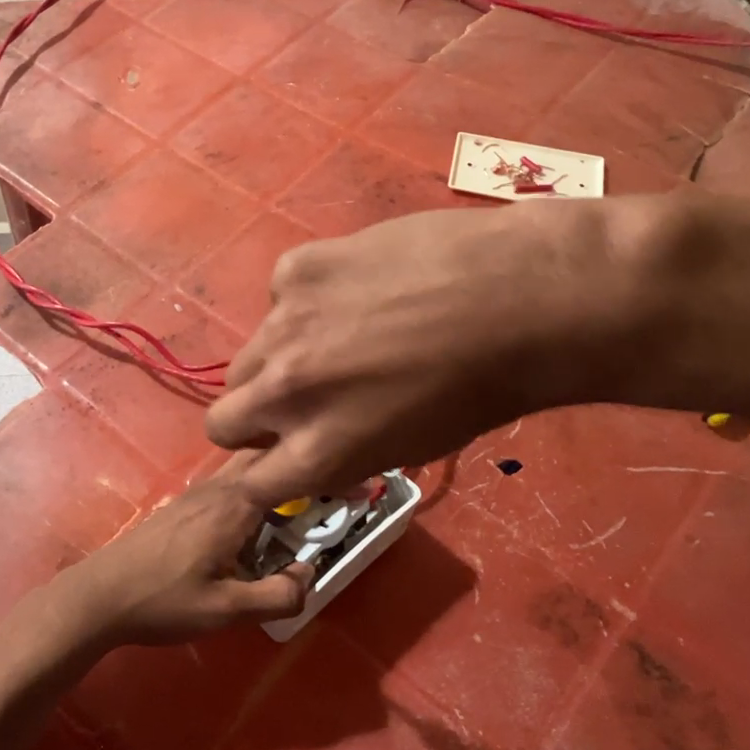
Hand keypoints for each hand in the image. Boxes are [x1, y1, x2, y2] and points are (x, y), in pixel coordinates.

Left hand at [46, 452, 314, 647]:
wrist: (98, 597)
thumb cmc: (163, 602)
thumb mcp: (227, 611)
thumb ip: (277, 596)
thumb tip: (309, 574)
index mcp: (233, 504)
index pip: (287, 471)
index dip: (324, 474)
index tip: (357, 484)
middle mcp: (215, 489)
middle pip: (265, 461)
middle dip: (299, 469)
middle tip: (335, 493)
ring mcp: (194, 495)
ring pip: (245, 472)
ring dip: (275, 480)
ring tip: (304, 507)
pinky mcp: (180, 508)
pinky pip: (228, 487)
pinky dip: (253, 493)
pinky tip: (257, 526)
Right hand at [205, 200, 648, 505]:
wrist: (526, 296)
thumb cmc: (483, 390)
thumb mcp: (407, 448)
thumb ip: (338, 453)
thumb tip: (306, 447)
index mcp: (318, 451)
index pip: (248, 482)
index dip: (266, 470)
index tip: (283, 457)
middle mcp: (285, 392)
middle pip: (223, 420)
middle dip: (252, 419)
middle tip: (299, 400)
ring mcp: (283, 324)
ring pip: (247, 356)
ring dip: (277, 358)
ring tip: (339, 336)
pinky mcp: (295, 268)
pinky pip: (280, 297)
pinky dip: (307, 302)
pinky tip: (361, 289)